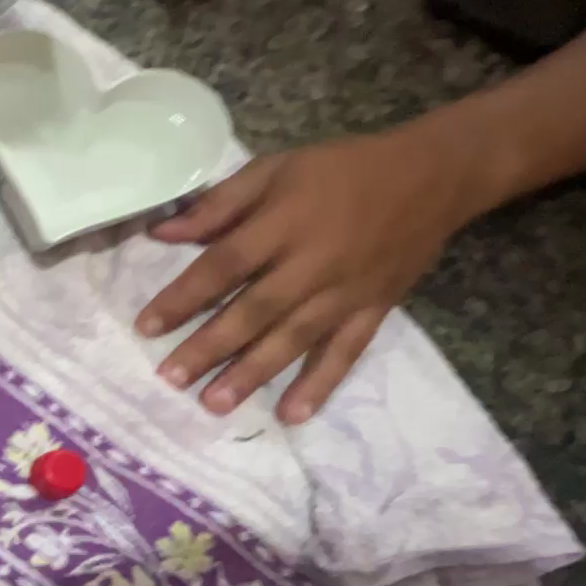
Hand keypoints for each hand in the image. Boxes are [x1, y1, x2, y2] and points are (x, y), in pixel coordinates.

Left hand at [136, 125, 486, 424]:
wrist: (439, 171)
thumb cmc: (339, 170)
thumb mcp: (274, 169)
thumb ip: (217, 205)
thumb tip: (159, 233)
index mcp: (284, 224)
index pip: (223, 266)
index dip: (183, 297)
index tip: (146, 327)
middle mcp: (314, 263)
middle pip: (254, 311)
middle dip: (210, 347)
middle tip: (170, 379)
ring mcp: (347, 291)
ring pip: (293, 338)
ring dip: (253, 374)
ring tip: (214, 404)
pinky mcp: (375, 309)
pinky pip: (346, 352)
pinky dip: (321, 384)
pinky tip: (292, 415)